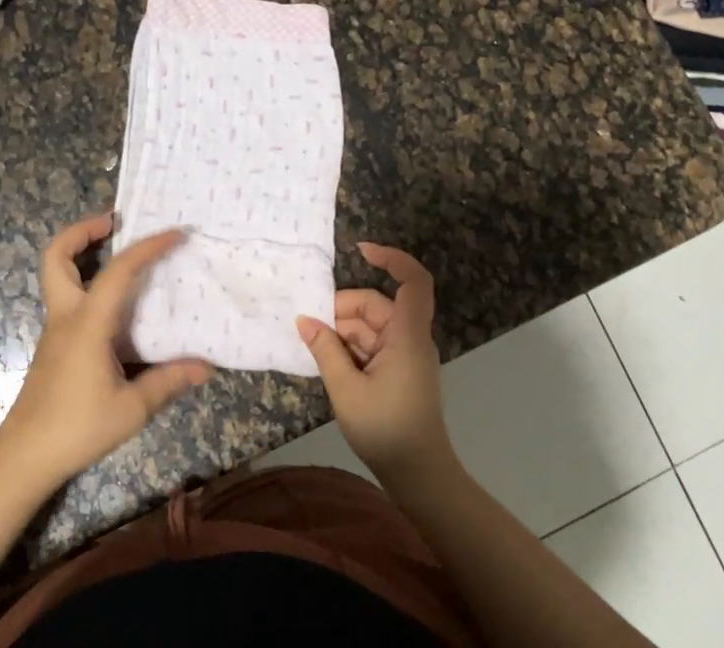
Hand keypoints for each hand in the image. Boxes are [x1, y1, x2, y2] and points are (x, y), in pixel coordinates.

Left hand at [0, 213, 213, 488]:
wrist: (25, 456)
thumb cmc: (77, 428)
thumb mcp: (132, 408)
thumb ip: (168, 381)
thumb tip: (206, 367)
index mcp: (87, 324)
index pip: (118, 271)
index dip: (147, 247)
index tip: (175, 233)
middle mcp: (66, 317)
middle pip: (56, 256)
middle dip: (83, 230)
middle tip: (115, 222)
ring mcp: (55, 331)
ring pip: (57, 276)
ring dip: (81, 254)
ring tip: (118, 253)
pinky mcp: (54, 347)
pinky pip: (68, 300)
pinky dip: (87, 284)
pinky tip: (116, 306)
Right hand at [297, 243, 454, 481]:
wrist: (418, 473)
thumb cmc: (385, 428)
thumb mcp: (346, 389)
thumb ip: (325, 350)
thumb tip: (305, 320)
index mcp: (408, 335)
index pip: (414, 281)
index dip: (392, 258)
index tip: (361, 250)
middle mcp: (411, 338)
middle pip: (379, 305)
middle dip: (343, 309)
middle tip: (310, 326)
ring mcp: (406, 355)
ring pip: (372, 326)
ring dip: (343, 332)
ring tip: (313, 347)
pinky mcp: (399, 371)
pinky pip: (373, 346)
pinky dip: (350, 348)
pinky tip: (326, 360)